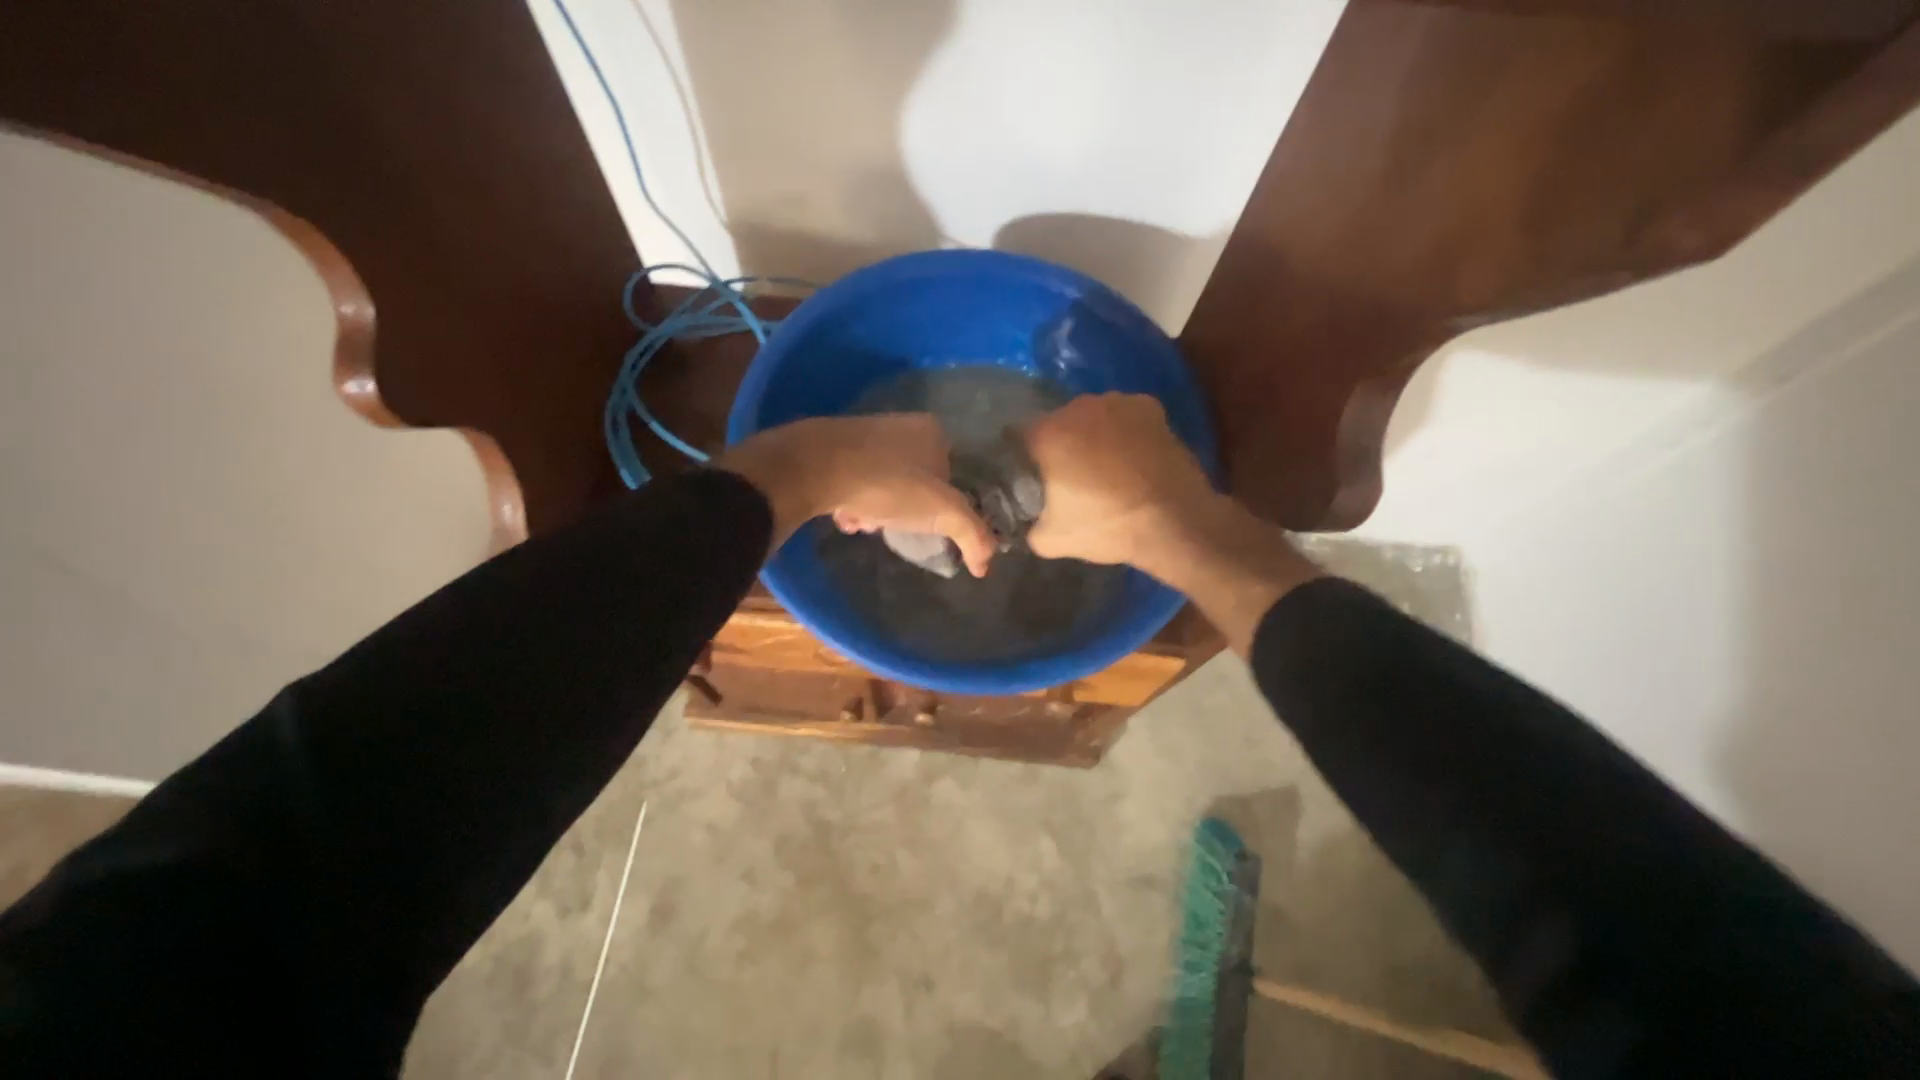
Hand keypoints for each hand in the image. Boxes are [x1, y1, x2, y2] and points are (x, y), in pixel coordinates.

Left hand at [716, 414, 996, 576]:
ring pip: (883, 484)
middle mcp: (901, 425)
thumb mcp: (943, 511)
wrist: (816, 466)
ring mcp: (865, 434)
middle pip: (916, 482)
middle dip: (905, 512)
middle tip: (892, 527)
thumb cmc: (888, 484)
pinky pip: (854, 481)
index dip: (944, 506)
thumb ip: (973, 535)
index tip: (928, 527)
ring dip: (877, 511)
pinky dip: (852, 502)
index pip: (953, 474)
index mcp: (934, 431)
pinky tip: (843, 515)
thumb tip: (985, 566)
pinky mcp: (834, 447)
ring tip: (863, 523)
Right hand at [1023, 393, 1217, 570]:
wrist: (1175, 522)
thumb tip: (1029, 524)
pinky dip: (1123, 430)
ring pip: (1091, 416)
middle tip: (1069, 475)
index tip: (1031, 477)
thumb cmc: (1107, 526)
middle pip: (1056, 422)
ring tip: (1104, 466)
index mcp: (1048, 434)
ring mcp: (1117, 402)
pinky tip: (1131, 456)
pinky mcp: (1149, 406)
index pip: (1017, 436)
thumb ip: (1029, 528)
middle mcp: (1078, 407)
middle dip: (1059, 444)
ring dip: (1091, 434)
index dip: (1020, 457)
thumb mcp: (1052, 541)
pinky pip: (1123, 415)